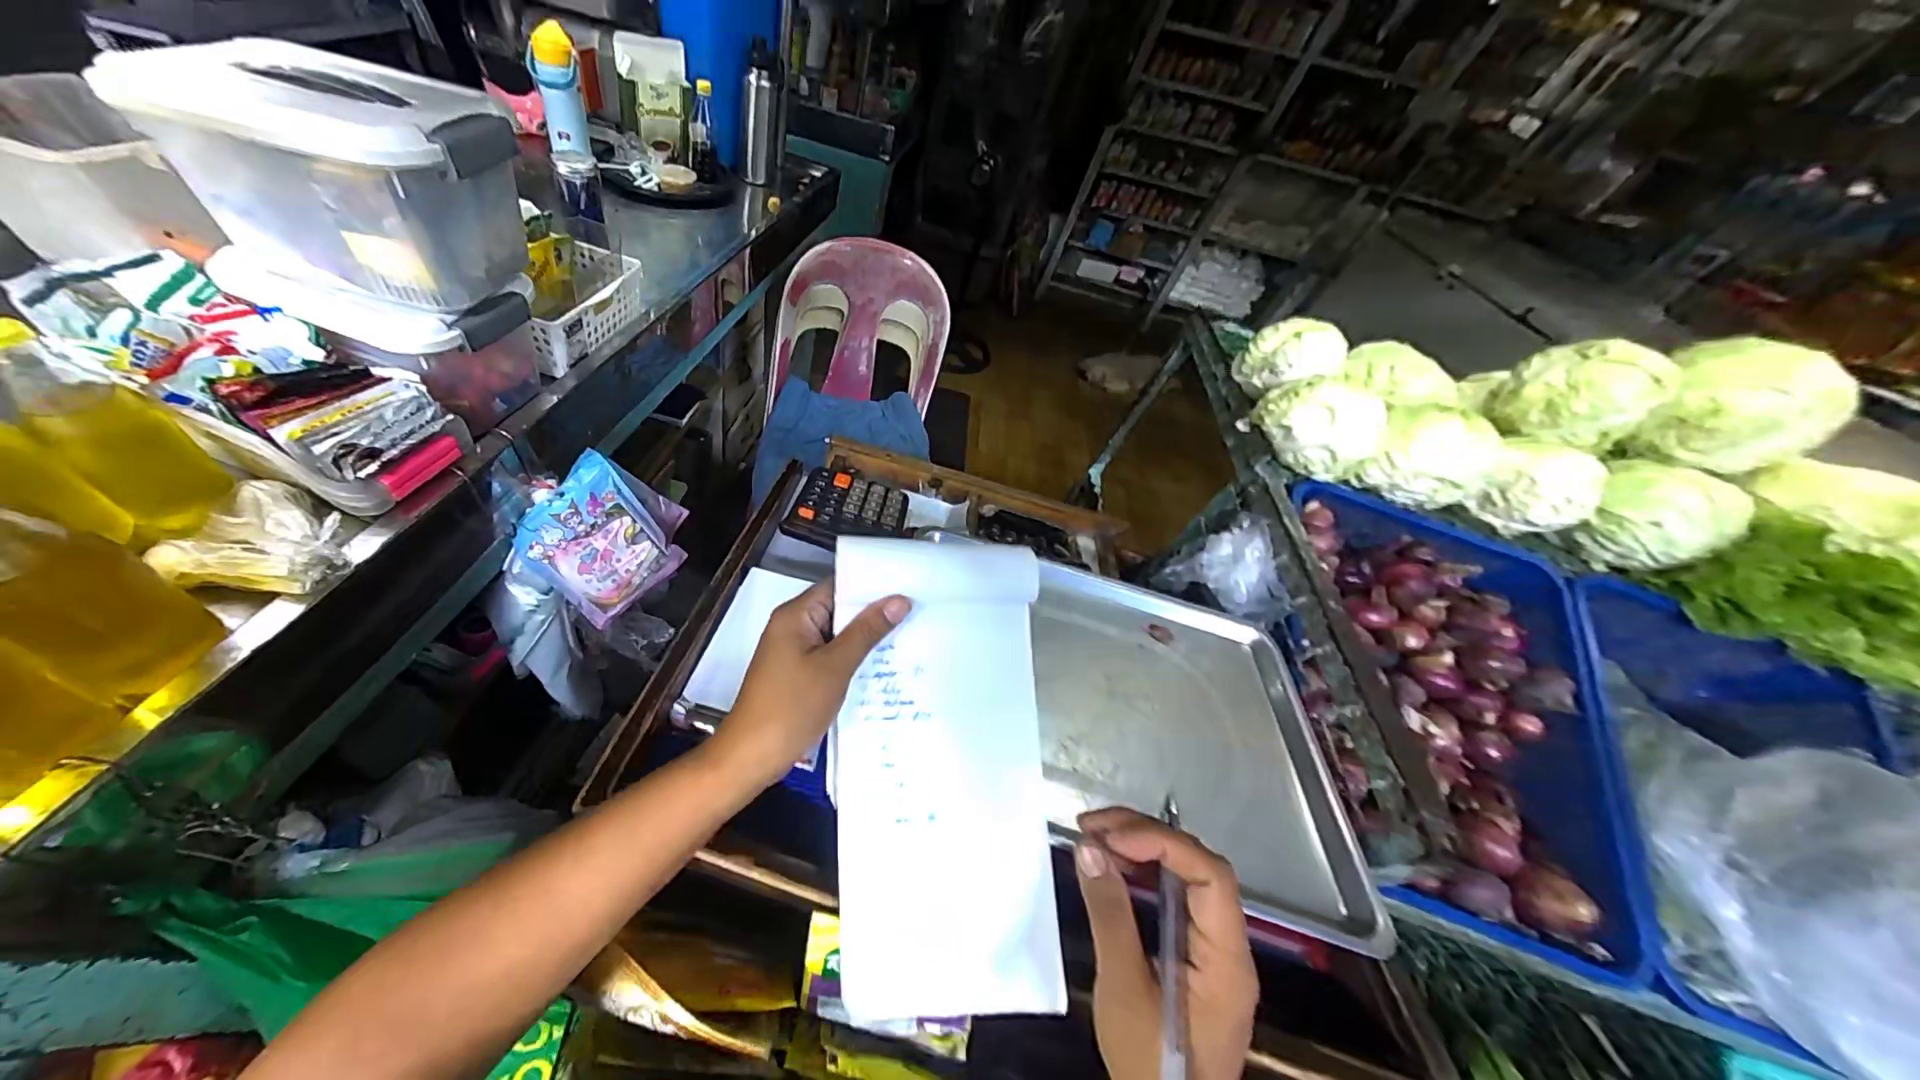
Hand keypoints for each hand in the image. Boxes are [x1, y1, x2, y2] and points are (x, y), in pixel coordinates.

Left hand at [708, 578, 908, 787]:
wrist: (751, 757)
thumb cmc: (791, 707)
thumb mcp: (835, 666)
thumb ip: (867, 631)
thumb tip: (898, 600)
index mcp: (795, 615)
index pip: (838, 585)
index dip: (872, 585)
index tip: (908, 587)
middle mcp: (793, 627)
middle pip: (840, 609)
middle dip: (875, 613)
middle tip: (918, 612)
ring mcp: (795, 652)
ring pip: (838, 635)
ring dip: (867, 638)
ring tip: (910, 635)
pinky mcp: (799, 674)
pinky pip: (832, 656)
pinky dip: (854, 659)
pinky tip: (884, 665)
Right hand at [1074, 807, 1258, 1079]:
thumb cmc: (1151, 1065)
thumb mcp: (1123, 990)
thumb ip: (1110, 915)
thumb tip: (1089, 848)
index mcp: (1227, 958)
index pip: (1210, 875)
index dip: (1162, 842)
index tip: (1111, 836)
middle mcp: (1229, 945)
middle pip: (1200, 866)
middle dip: (1147, 835)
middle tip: (1093, 825)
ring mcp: (1214, 949)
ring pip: (1187, 876)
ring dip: (1143, 848)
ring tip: (1096, 837)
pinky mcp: (1195, 956)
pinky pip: (1177, 897)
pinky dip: (1145, 874)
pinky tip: (1114, 867)